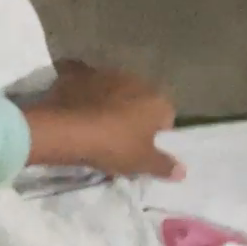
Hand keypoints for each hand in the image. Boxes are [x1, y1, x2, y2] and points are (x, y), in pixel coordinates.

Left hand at [21, 61, 183, 179]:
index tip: (137, 148)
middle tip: (112, 134)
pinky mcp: (74, 74)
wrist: (64, 130)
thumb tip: (182, 171)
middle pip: (135, 98)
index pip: (164, 117)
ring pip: (108, 86)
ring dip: (102, 97)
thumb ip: (164, 165)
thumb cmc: (111, 145)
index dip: (152, 134)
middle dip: (127, 113)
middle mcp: (133, 79)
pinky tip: (69, 94)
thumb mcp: (141, 162)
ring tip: (88, 119)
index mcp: (157, 99)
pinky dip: (75, 82)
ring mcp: (102, 73)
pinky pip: (77, 74)